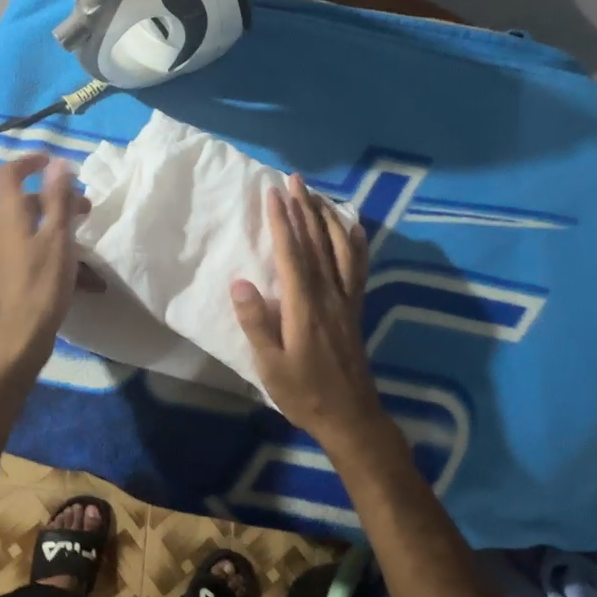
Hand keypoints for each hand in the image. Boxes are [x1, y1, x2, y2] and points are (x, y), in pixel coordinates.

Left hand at [0, 154, 92, 371]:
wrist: (17, 341)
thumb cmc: (40, 286)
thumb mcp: (56, 239)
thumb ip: (58, 200)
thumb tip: (58, 163)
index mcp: (9, 218)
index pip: (8, 175)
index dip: (28, 161)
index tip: (54, 161)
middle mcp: (2, 233)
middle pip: (27, 204)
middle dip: (58, 201)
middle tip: (86, 210)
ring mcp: (6, 258)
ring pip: (35, 231)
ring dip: (62, 230)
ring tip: (90, 245)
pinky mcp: (13, 279)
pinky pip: (37, 255)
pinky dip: (59, 256)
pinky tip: (85, 279)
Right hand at [230, 176, 386, 445]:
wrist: (351, 417)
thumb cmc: (304, 393)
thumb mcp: (270, 365)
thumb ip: (255, 323)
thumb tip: (240, 282)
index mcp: (304, 306)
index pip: (291, 254)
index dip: (281, 221)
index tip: (272, 193)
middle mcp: (328, 295)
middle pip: (315, 243)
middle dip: (303, 208)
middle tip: (294, 179)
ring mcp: (345, 300)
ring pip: (338, 249)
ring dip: (326, 218)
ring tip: (316, 194)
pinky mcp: (354, 309)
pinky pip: (356, 268)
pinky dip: (354, 244)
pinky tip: (353, 228)